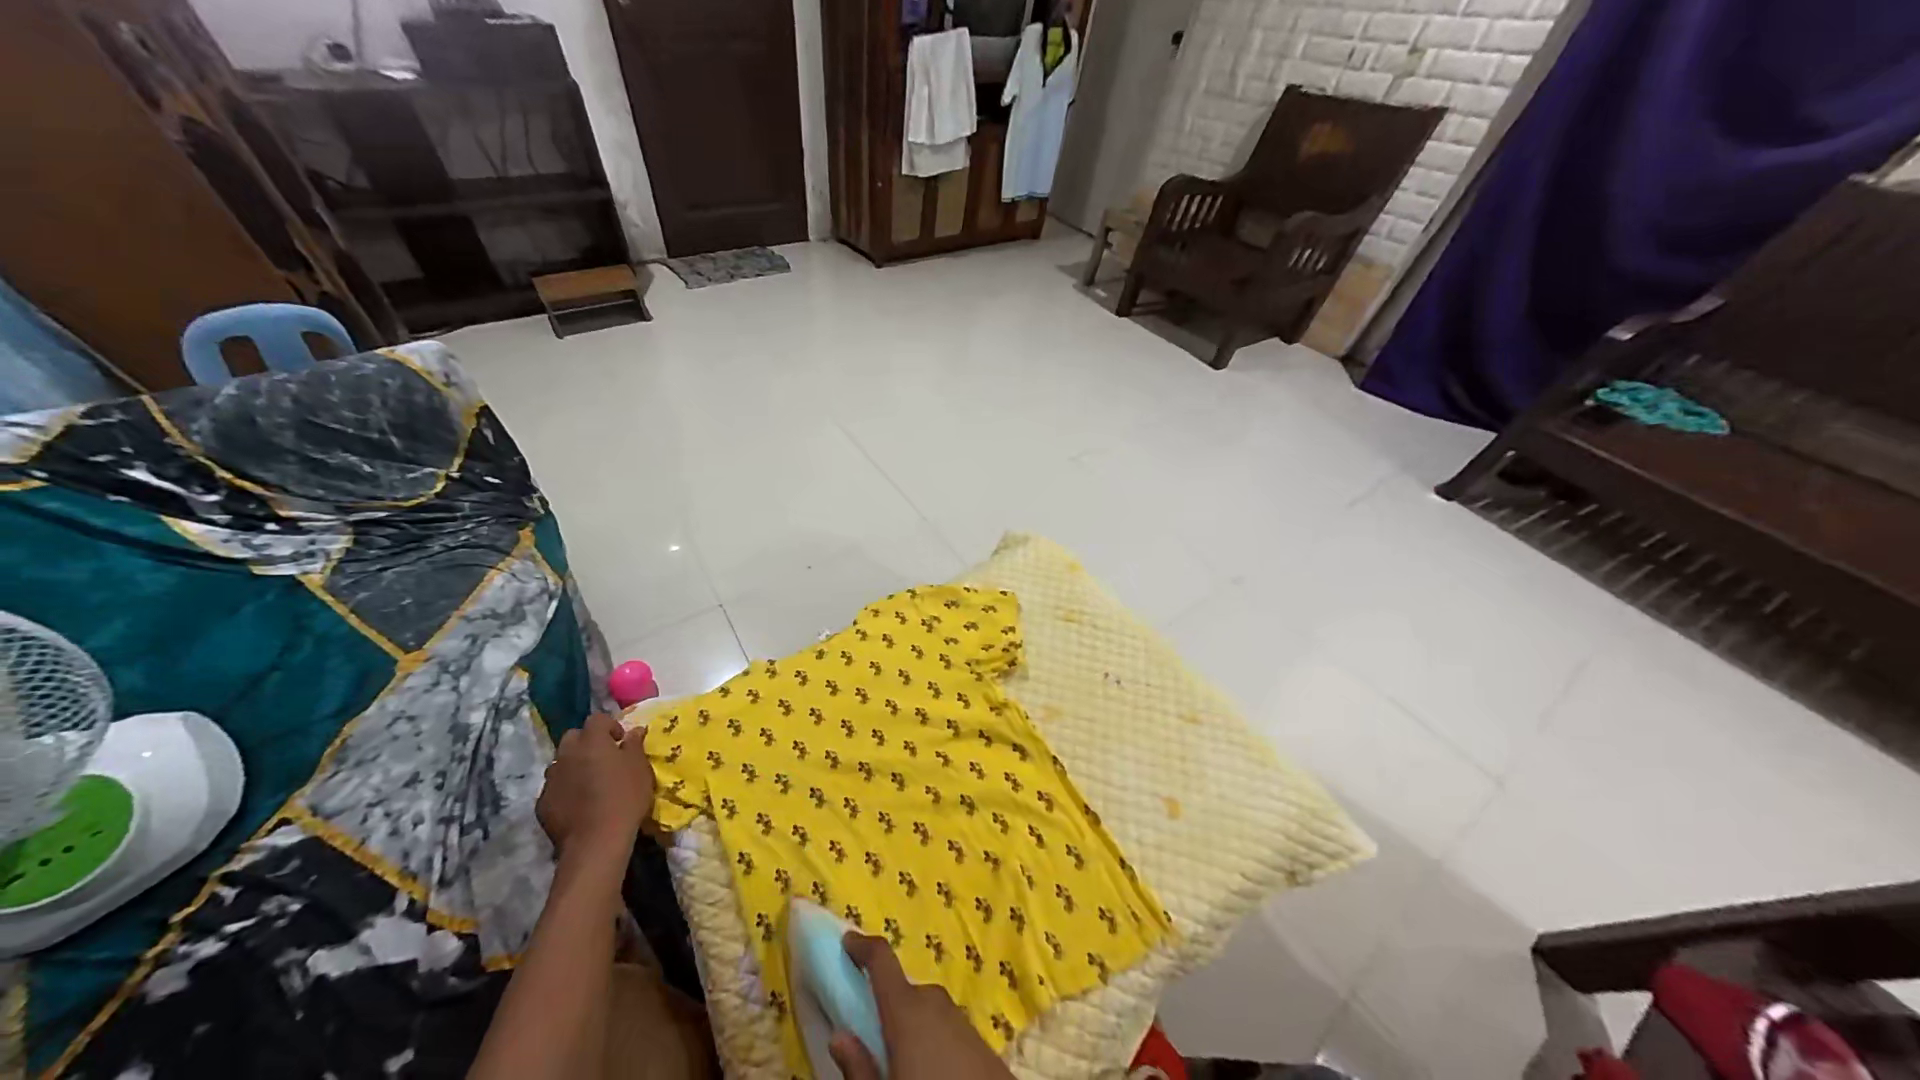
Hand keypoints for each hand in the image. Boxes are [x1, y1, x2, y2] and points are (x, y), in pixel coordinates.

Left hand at [536, 712, 653, 859]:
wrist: (596, 841)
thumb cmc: (625, 798)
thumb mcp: (640, 768)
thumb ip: (635, 745)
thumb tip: (634, 731)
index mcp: (591, 741)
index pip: (597, 719)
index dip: (610, 726)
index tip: (621, 741)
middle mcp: (566, 754)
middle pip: (573, 737)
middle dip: (587, 742)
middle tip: (605, 758)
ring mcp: (551, 779)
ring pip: (561, 762)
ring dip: (574, 765)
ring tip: (590, 782)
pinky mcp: (542, 803)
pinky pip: (554, 787)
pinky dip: (565, 789)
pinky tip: (578, 804)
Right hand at [830, 933, 1014, 1079]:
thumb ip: (859, 1068)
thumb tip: (839, 1036)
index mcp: (907, 1012)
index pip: (882, 960)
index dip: (863, 946)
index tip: (847, 942)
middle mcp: (935, 1003)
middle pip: (903, 991)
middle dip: (886, 1006)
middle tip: (871, 1036)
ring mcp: (962, 1019)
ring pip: (926, 1010)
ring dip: (911, 1024)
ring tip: (902, 1062)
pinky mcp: (981, 1040)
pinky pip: (947, 1026)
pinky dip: (933, 1037)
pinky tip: (932, 1070)